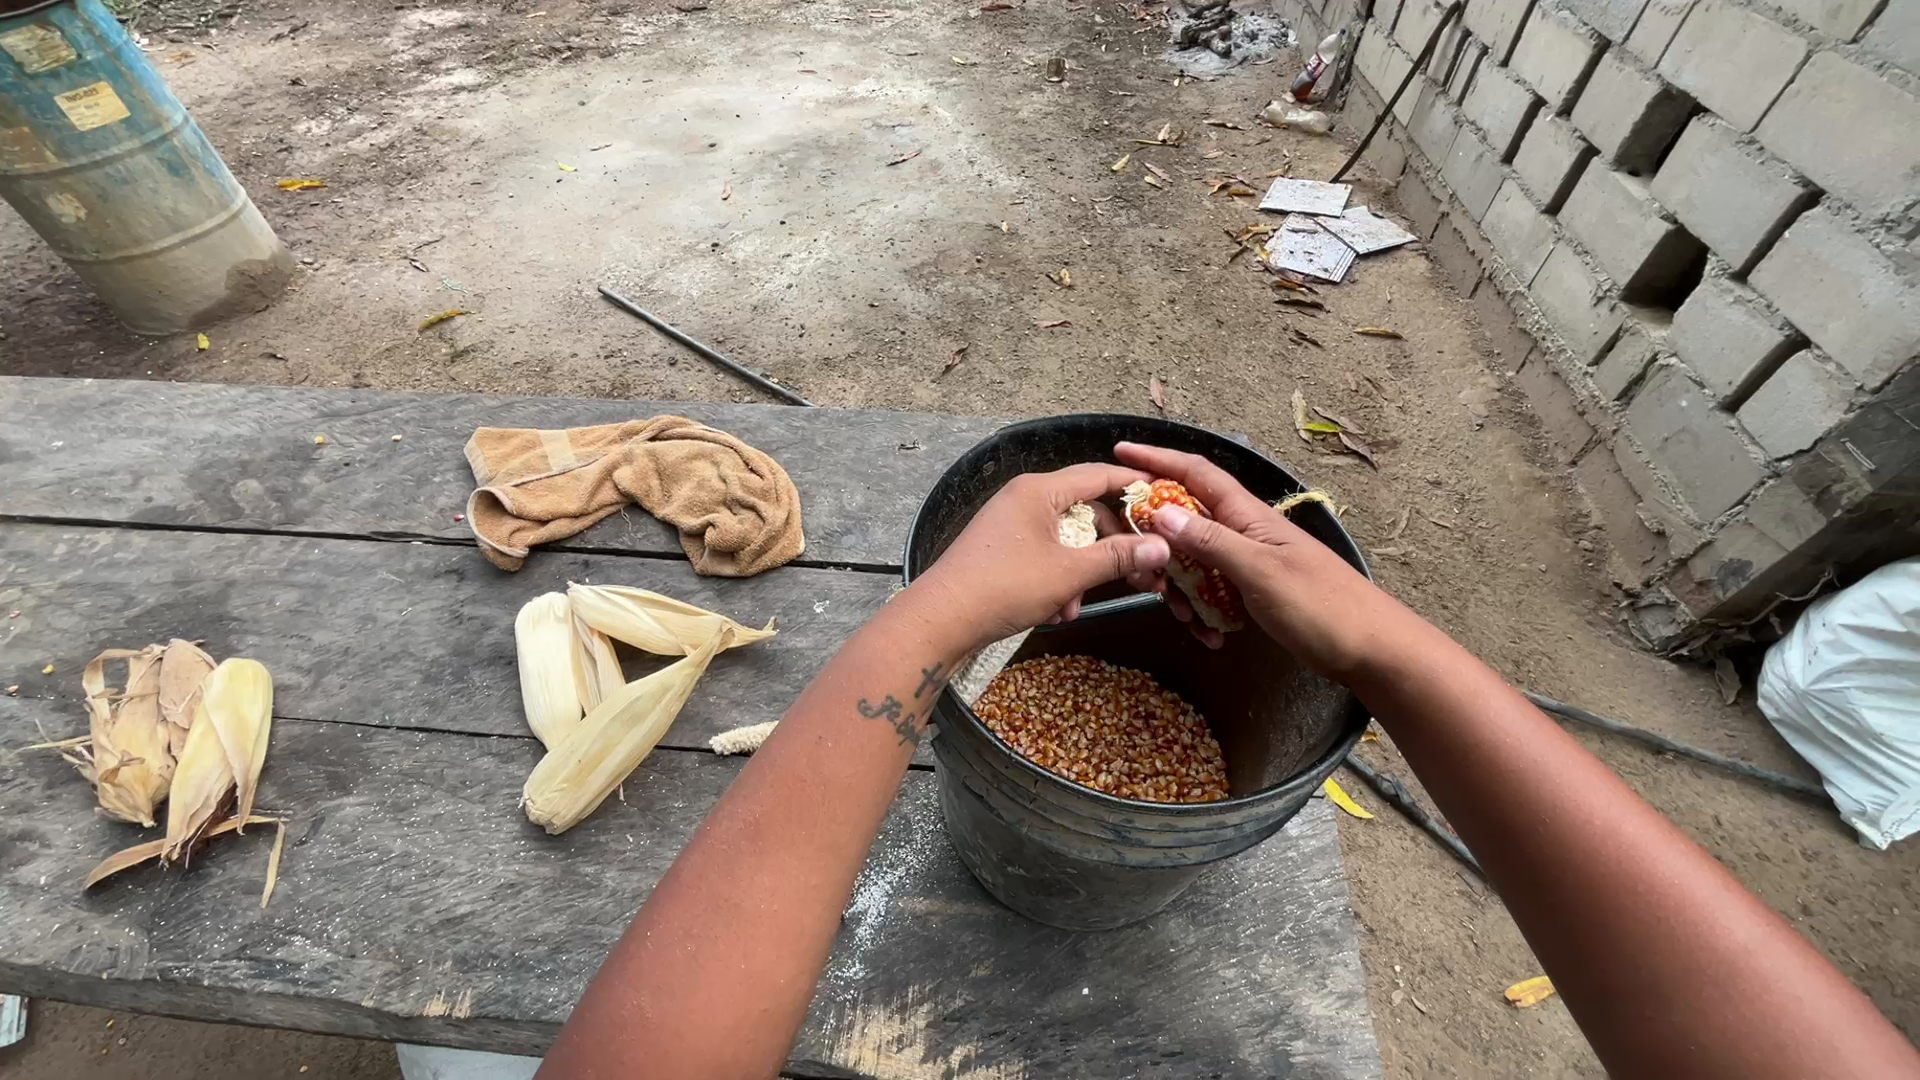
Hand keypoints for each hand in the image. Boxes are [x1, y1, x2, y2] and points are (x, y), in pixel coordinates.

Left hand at [909, 463, 1171, 652]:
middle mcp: (1024, 498)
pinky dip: (1055, 580)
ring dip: (1078, 573)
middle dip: (1107, 547)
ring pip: (1064, 540)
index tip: (1164, 495)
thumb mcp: (1068, 573)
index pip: (1098, 474)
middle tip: (1136, 573)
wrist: (941, 618)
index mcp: (1039, 490)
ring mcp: (1010, 523)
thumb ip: (1117, 557)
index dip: (1134, 484)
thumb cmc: (1005, 586)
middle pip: (1084, 511)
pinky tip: (1055, 611)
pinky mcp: (1001, 548)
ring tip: (1074, 607)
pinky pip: (1042, 555)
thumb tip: (1161, 547)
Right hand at [1114, 442, 1400, 680]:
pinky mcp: (1250, 591)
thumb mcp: (1260, 572)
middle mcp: (1242, 531)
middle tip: (1141, 572)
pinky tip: (1210, 635)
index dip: (1157, 458)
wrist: (1372, 651)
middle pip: (1182, 521)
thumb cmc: (1322, 606)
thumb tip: (1160, 511)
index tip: (1120, 450)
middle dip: (1155, 544)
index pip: (1194, 473)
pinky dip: (1203, 612)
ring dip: (1179, 588)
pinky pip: (1210, 591)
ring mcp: (1246, 562)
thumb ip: (1210, 541)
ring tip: (1184, 618)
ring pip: (1191, 561)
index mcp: (1247, 515)